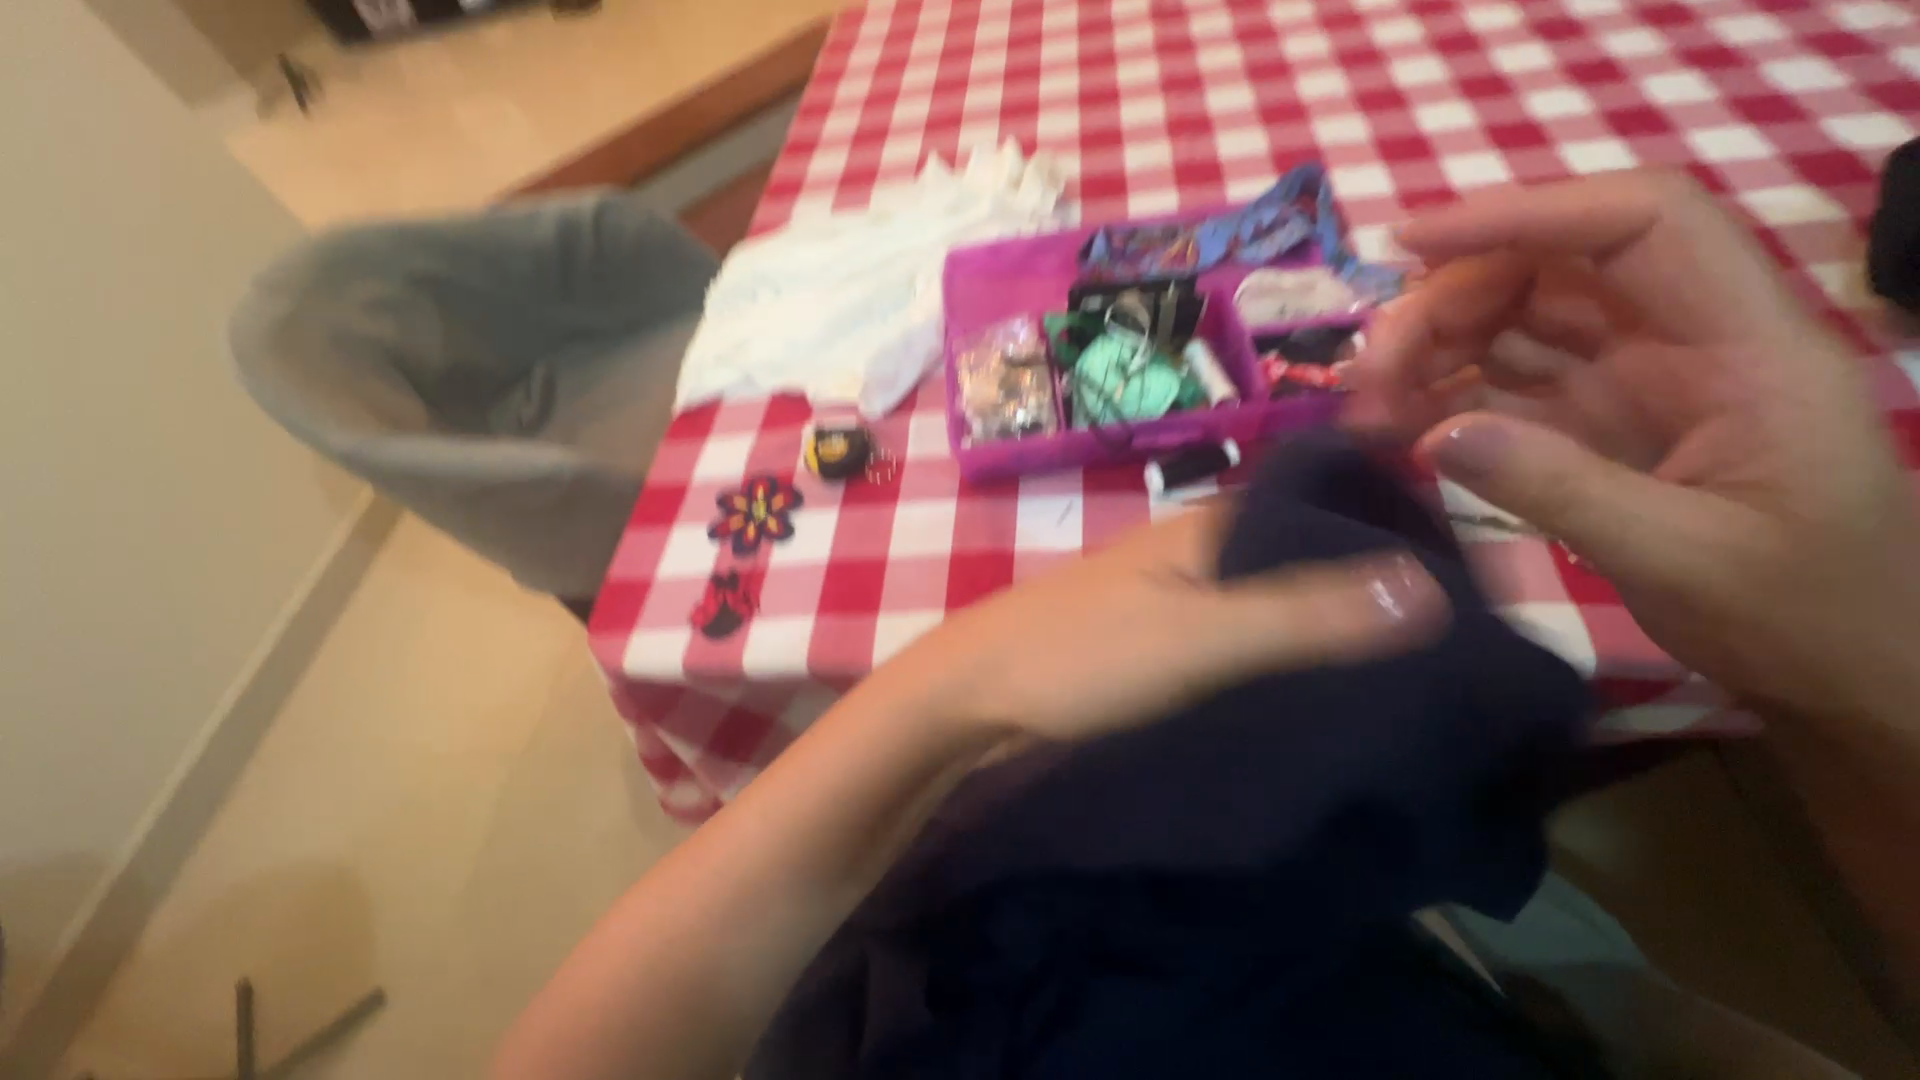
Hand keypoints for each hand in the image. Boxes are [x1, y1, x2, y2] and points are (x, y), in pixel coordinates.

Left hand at [889, 504, 1448, 744]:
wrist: (973, 698)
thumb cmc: (1079, 659)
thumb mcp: (1199, 638)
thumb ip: (1304, 615)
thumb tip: (1433, 588)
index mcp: (1214, 525)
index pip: (1330, 509)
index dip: (1399, 538)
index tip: (1475, 587)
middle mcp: (1198, 547)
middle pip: (1305, 555)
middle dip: (1370, 589)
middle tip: (1456, 646)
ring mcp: (1174, 592)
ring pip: (1272, 596)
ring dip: (1325, 626)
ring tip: (1406, 673)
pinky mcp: (1156, 637)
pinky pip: (1239, 634)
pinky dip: (1280, 654)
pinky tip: (1315, 689)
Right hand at [1344, 170, 1919, 721]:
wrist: (1849, 671)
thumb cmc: (1806, 612)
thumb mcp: (1683, 557)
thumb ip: (1557, 488)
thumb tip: (1432, 434)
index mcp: (1744, 345)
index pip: (1638, 225)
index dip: (1524, 214)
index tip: (1410, 242)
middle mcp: (1683, 343)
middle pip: (1550, 273)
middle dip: (1447, 303)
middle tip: (1369, 373)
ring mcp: (1633, 384)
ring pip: (1515, 326)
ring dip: (1433, 350)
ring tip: (1368, 406)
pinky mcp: (1595, 427)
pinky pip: (1504, 388)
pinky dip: (1443, 397)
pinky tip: (1395, 426)